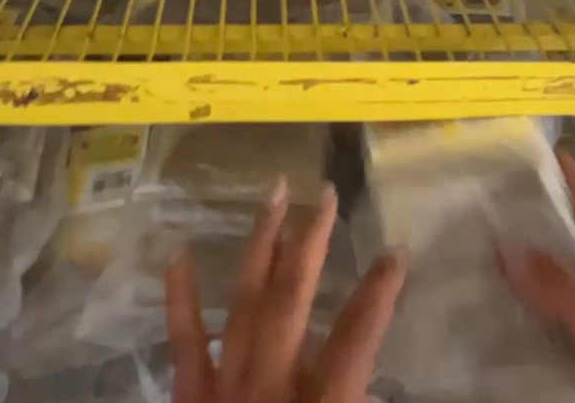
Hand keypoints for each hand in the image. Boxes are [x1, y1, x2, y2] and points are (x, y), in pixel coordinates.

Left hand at [164, 179, 407, 402]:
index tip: (398, 251)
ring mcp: (224, 390)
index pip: (356, 341)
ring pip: (244, 300)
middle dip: (311, 242)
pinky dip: (181, 298)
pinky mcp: (190, 401)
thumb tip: (376, 387)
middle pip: (291, 301)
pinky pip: (183, 342)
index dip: (379, 294)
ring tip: (274, 194)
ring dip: (261, 244)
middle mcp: (269, 389)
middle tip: (325, 191)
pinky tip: (176, 253)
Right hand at [500, 151, 574, 402]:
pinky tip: (515, 306)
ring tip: (493, 247)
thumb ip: (568, 293)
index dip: (572, 182)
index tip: (536, 154)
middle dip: (546, 219)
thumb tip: (510, 245)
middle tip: (496, 201)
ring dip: (540, 262)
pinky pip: (572, 314)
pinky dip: (544, 301)